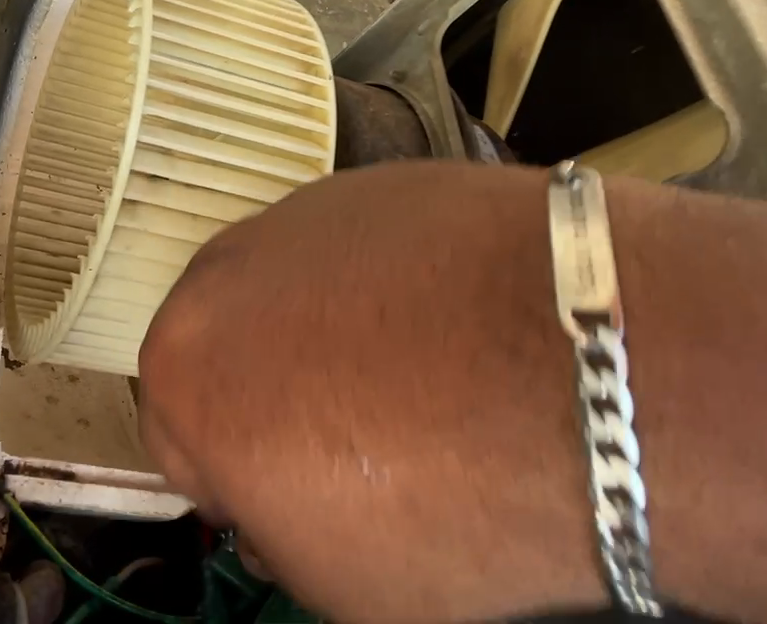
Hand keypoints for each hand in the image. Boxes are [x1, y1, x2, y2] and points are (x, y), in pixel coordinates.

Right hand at [137, 161, 606, 622]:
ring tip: (421, 371)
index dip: (238, 482)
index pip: (175, 441)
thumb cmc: (453, 504)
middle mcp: (217, 275)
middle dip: (268, 395)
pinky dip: (382, 283)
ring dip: (322, 331)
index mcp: (182, 372)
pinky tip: (452, 316)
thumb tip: (286, 495)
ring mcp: (294, 216)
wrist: (590, 368)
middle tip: (358, 435)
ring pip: (283, 292)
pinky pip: (350, 250)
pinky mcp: (367, 184)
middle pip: (223, 350)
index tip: (300, 497)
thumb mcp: (341, 589)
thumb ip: (278, 534)